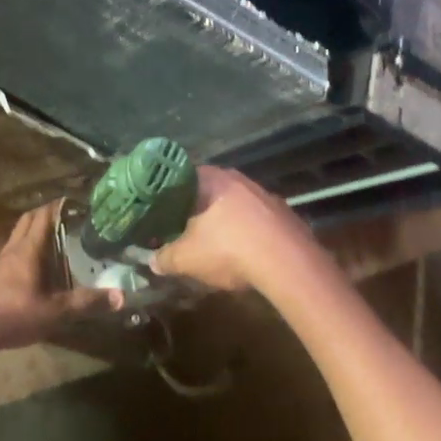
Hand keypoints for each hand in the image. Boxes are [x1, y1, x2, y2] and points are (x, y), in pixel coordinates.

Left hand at [0, 201, 120, 350]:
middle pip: (29, 218)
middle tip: (69, 217)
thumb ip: (86, 302)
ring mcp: (2, 259)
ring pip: (19, 233)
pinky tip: (37, 261)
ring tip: (56, 236)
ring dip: (36, 229)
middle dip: (48, 213)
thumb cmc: (16, 312)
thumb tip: (120, 297)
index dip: (61, 205)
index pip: (45, 214)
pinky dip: (27, 247)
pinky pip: (14, 249)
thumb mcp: (55, 311)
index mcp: (30, 248)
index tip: (78, 202)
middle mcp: (15, 247)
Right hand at [150, 167, 322, 292]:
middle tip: (184, 227)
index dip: (170, 193)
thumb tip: (152, 260)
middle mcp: (239, 180)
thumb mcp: (187, 259)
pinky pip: (258, 219)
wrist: (288, 264)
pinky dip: (249, 231)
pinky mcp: (285, 214)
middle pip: (211, 189)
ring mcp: (265, 195)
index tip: (162, 209)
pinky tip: (245, 251)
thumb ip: (165, 257)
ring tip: (214, 241)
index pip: (183, 175)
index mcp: (212, 180)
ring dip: (225, 219)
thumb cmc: (229, 250)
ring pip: (236, 203)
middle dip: (198, 208)